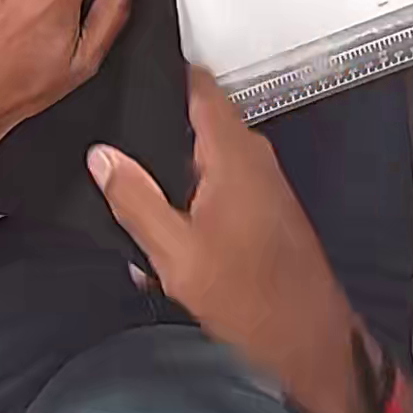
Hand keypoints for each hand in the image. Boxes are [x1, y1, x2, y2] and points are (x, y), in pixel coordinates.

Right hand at [89, 66, 369, 412]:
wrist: (312, 342)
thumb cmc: (247, 293)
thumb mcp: (177, 253)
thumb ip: (135, 199)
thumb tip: (100, 154)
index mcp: (231, 151)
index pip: (199, 85)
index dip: (164, 70)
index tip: (127, 70)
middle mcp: (250, 152)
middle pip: (196, 115)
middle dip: (155, 123)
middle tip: (112, 130)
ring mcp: (260, 176)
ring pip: (204, 149)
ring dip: (170, 164)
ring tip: (128, 180)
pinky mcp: (261, 199)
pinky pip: (217, 174)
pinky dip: (189, 185)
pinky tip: (162, 217)